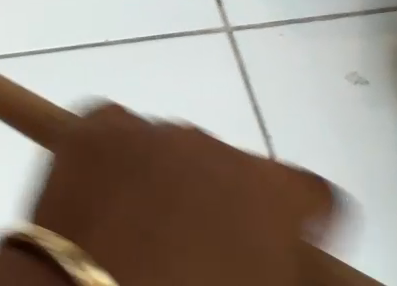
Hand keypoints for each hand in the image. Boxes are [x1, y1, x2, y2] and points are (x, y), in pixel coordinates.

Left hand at [31, 105, 337, 285]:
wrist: (101, 282)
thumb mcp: (267, 278)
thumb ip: (281, 253)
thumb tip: (263, 242)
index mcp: (272, 189)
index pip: (308, 191)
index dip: (298, 219)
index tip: (281, 241)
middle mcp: (208, 145)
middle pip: (230, 164)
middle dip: (224, 193)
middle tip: (205, 233)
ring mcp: (142, 129)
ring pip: (169, 144)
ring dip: (169, 169)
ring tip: (149, 212)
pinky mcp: (88, 126)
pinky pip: (114, 127)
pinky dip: (117, 148)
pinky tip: (112, 183)